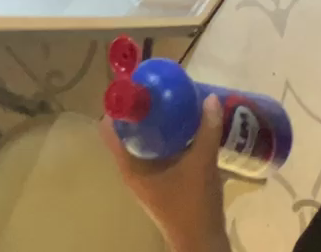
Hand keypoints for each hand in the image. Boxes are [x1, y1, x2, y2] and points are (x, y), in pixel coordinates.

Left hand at [100, 96, 229, 251]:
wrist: (202, 242)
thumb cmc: (193, 204)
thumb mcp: (202, 163)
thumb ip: (207, 130)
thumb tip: (210, 98)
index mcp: (130, 165)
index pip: (110, 128)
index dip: (120, 104)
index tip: (138, 83)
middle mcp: (132, 168)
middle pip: (127, 130)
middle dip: (142, 108)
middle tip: (161, 88)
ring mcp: (145, 175)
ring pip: (142, 139)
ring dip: (155, 120)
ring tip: (173, 99)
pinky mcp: (159, 179)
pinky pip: (156, 148)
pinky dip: (165, 134)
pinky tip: (185, 123)